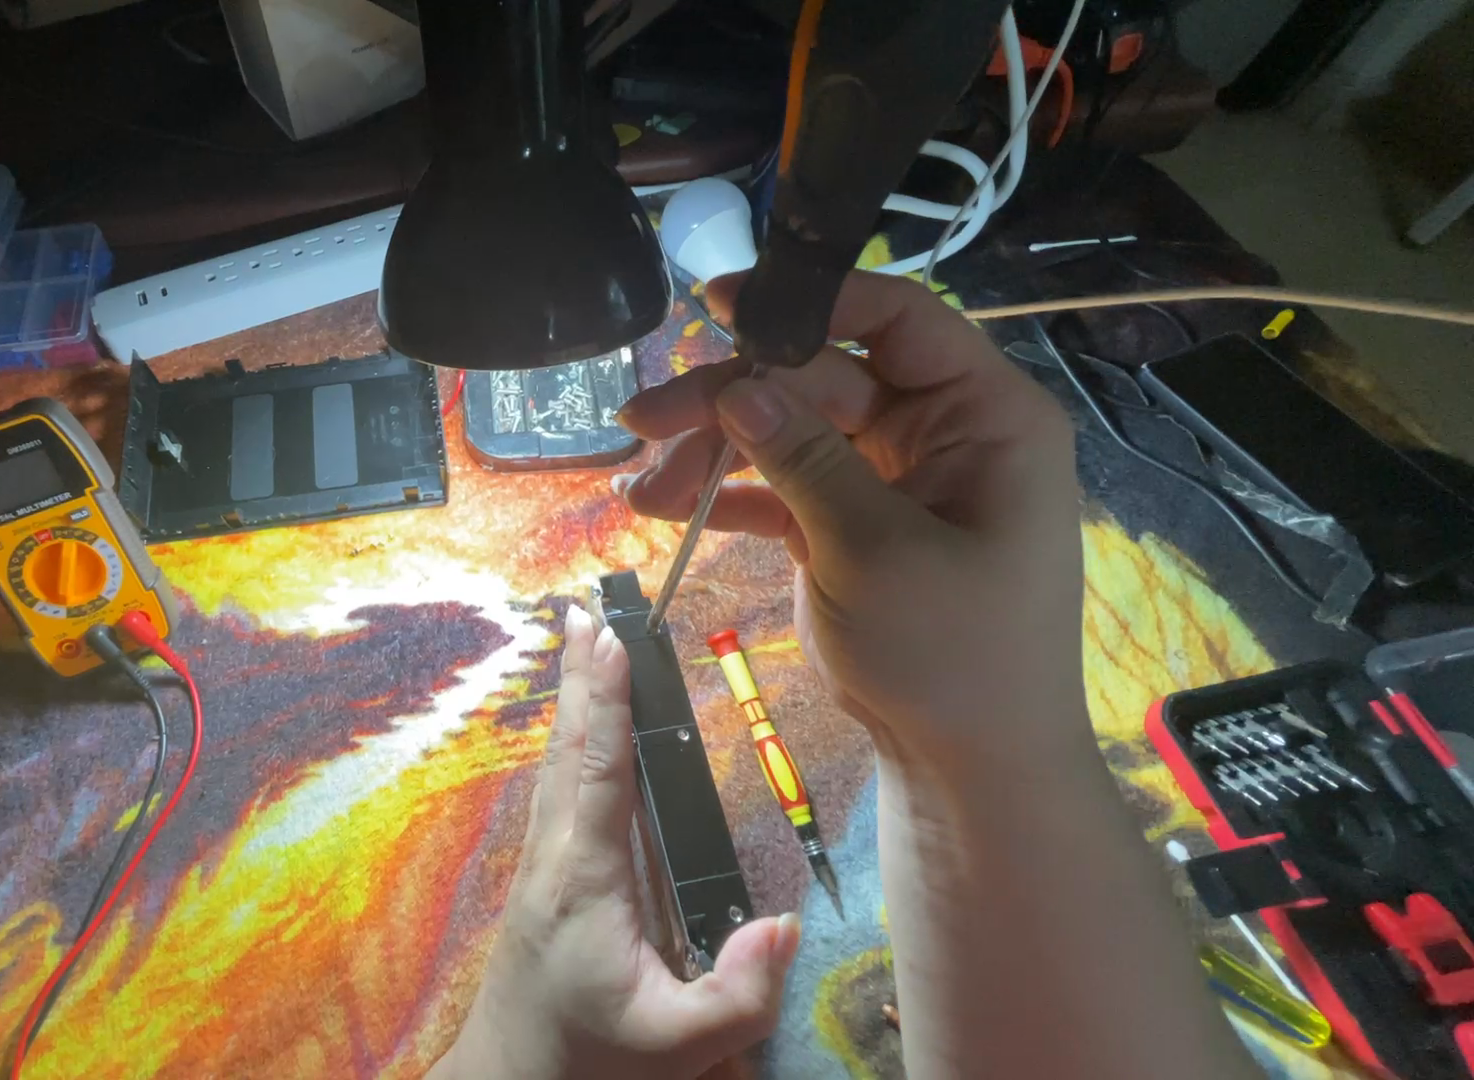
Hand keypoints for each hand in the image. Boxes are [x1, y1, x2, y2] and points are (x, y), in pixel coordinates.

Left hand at [433, 605, 800, 1079]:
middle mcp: (557, 848)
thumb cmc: (586, 1057)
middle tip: (583, 613)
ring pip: (558, 756)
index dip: (608, 700)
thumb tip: (784, 924)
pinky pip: (557, 779)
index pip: (600, 768)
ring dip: (571, 695)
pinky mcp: (546, 862)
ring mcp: (545, 852)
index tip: (612, 641)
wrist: (511, 1075)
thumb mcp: (675, 1045)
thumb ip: (737, 993)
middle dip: (580, 674)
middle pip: (570, 744)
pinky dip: (569, 733)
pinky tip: (577, 719)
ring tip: (578, 643)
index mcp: (584, 874)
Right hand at [615, 271, 1085, 776]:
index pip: (896, 321)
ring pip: (780, 436)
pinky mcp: (836, 523)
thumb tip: (737, 388)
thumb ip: (805, 461)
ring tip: (643, 491)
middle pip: (812, 383)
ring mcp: (876, 480)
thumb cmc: (953, 653)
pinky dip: (723, 498)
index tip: (719, 304)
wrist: (961, 758)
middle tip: (639, 419)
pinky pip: (773, 490)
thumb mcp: (876, 550)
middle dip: (725, 403)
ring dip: (708, 457)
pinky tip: (665, 510)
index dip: (810, 304)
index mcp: (978, 416)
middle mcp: (928, 433)